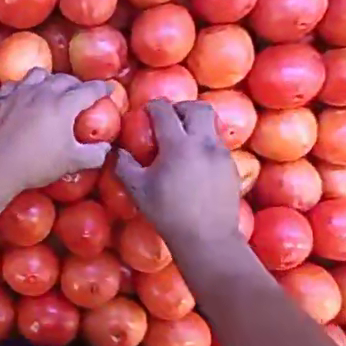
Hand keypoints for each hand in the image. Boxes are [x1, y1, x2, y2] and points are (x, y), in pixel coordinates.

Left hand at [0, 70, 112, 192]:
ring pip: (38, 74)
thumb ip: (94, 154)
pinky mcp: (0, 100)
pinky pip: (13, 85)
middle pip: (64, 79)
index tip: (109, 88)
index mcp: (64, 104)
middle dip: (77, 84)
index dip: (102, 88)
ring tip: (52, 89)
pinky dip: (22, 87)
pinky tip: (22, 95)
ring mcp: (19, 93)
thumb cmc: (37, 164)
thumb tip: (105, 147)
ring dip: (49, 79)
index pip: (89, 90)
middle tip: (81, 93)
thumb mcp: (72, 162)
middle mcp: (42, 92)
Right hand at [114, 100, 244, 256]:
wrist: (207, 238)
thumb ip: (124, 166)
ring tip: (182, 138)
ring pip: (211, 124)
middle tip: (168, 118)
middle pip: (197, 107)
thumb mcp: (138, 190)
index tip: (146, 111)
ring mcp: (221, 154)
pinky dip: (204, 143)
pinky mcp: (231, 167)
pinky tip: (194, 161)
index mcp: (178, 145)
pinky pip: (218, 144)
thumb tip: (115, 151)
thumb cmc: (168, 214)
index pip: (165, 111)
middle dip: (181, 107)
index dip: (153, 107)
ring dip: (195, 123)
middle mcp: (203, 143)